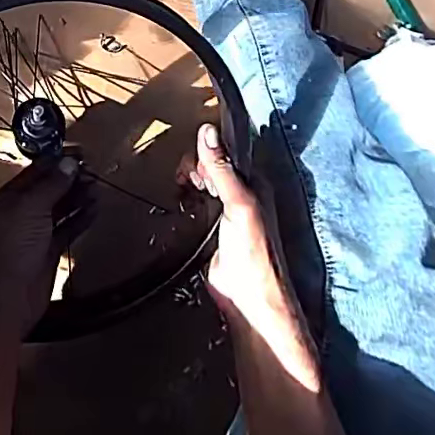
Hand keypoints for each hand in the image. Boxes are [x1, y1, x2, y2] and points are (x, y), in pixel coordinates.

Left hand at [0, 154, 90, 337]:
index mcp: (11, 196)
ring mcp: (36, 231)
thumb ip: (51, 185)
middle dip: (70, 178)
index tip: (80, 153)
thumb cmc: (13, 247)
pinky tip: (95, 209)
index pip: (37, 171)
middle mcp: (23, 210)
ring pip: (60, 207)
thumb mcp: (31, 208)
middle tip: (93, 170)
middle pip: (50, 188)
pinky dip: (81, 218)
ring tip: (97, 186)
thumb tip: (70, 162)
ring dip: (78, 196)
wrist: (8, 297)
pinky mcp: (49, 249)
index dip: (58, 160)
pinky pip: (67, 228)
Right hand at [184, 124, 349, 434]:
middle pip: (212, 164)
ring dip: (189, 178)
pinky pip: (197, 201)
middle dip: (195, 164)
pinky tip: (180, 199)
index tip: (193, 154)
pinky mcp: (213, 229)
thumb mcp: (238, 203)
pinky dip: (186, 195)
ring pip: (204, 180)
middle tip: (183, 176)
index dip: (209, 147)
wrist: (249, 302)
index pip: (227, 150)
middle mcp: (242, 193)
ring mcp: (227, 211)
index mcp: (254, 182)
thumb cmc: (253, 253)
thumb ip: (222, 169)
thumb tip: (207, 131)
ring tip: (180, 186)